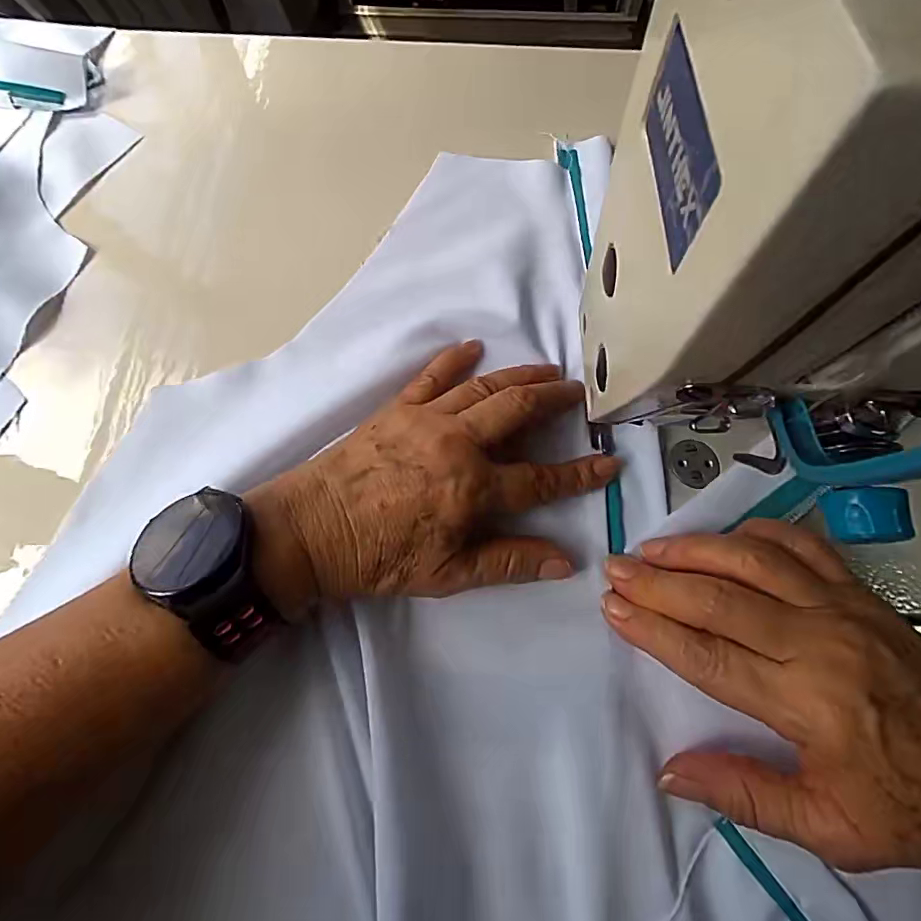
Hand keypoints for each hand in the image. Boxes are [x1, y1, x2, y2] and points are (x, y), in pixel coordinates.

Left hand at [246, 340, 619, 619]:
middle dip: (553, 400)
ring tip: (545, 369)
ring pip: (482, 388)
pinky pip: (430, 377)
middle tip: (577, 392)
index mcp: (473, 489)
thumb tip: (564, 561)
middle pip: (517, 412)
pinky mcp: (395, 409)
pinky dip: (452, 359)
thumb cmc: (377, 557)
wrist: (312, 528)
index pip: (541, 480)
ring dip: (517, 375)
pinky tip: (471, 346)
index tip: (609, 461)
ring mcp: (425, 421)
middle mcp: (457, 444)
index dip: (579, 473)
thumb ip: (507, 562)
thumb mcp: (446, 574)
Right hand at [600, 520, 920, 900]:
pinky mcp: (864, 596)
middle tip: (614, 569)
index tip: (613, 609)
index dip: (653, 629)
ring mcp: (845, 611)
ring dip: (694, 549)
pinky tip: (727, 536)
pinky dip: (758, 532)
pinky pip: (803, 547)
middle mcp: (822, 645)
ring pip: (754, 560)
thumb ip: (748, 797)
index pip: (709, 656)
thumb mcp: (835, 831)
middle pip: (719, 599)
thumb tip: (671, 773)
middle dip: (657, 581)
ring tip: (651, 548)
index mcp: (811, 704)